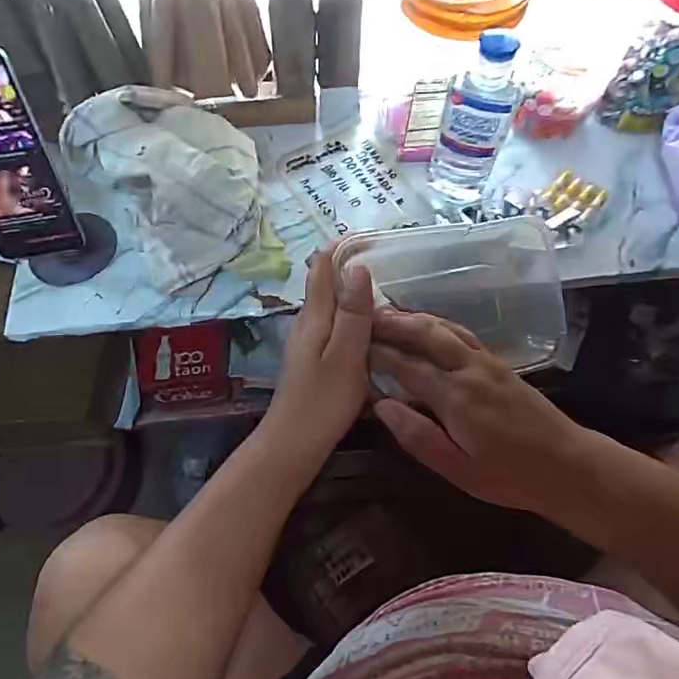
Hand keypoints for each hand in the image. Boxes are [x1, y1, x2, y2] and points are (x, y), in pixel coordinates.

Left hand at [260, 249, 372, 452]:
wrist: (293, 442)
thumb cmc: (323, 400)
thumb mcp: (346, 355)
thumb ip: (353, 314)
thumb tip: (357, 268)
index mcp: (314, 318)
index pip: (321, 269)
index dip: (340, 248)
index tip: (367, 236)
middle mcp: (307, 324)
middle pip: (324, 284)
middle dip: (349, 267)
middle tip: (385, 258)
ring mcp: (307, 342)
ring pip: (330, 306)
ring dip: (351, 293)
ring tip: (384, 288)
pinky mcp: (312, 359)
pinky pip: (334, 326)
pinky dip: (351, 317)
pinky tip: (369, 327)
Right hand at [370, 309, 584, 513]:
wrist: (569, 466)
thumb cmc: (509, 475)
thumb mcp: (457, 469)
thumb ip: (417, 436)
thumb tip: (382, 405)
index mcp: (455, 396)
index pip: (406, 365)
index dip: (377, 353)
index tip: (352, 346)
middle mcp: (470, 369)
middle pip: (426, 333)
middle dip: (393, 322)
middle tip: (363, 315)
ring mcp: (487, 363)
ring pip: (445, 328)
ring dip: (414, 317)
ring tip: (386, 313)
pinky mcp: (499, 364)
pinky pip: (462, 333)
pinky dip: (437, 323)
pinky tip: (427, 326)